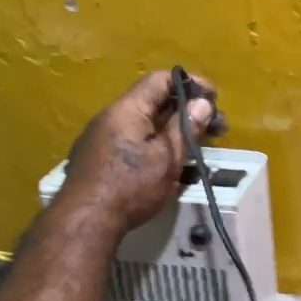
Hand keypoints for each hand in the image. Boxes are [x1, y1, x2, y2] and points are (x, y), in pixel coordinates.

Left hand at [57, 70, 213, 229]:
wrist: (85, 221)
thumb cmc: (131, 186)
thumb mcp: (168, 157)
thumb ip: (186, 127)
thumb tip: (203, 102)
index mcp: (127, 109)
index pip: (160, 79)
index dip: (190, 83)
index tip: (213, 98)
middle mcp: (110, 117)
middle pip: (153, 101)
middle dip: (186, 110)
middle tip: (214, 127)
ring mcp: (100, 138)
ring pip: (144, 123)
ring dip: (172, 128)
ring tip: (196, 146)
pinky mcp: (98, 157)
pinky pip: (132, 139)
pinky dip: (155, 141)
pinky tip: (169, 161)